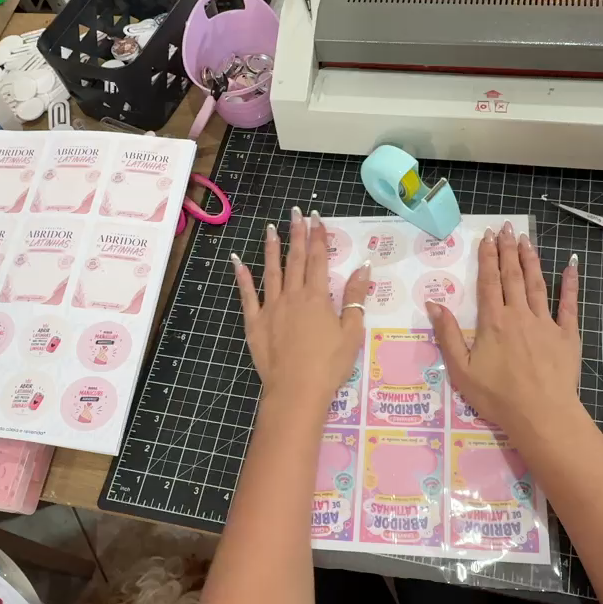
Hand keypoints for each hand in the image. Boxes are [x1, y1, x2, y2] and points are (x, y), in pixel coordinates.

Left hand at [234, 207, 368, 401]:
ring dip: (272, 248)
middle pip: (295, 259)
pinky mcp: (255, 323)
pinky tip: (238, 262)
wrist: (297, 390)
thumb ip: (356, 297)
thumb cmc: (329, 364)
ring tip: (271, 228)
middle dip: (296, 234)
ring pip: (271, 271)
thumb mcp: (351, 331)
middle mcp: (293, 296)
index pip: (318, 259)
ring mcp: (271, 308)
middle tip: (295, 213)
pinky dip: (243, 277)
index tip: (316, 218)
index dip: (318, 237)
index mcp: (317, 297)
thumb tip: (364, 267)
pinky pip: (247, 296)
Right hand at [426, 222, 581, 441]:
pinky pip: (569, 304)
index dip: (487, 257)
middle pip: (512, 276)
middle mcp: (519, 315)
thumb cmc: (497, 396)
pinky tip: (571, 266)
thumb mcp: (461, 370)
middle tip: (506, 227)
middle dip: (507, 250)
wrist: (541, 415)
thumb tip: (433, 303)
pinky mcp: (567, 335)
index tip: (486, 237)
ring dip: (530, 260)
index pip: (489, 282)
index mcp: (493, 322)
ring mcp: (546, 323)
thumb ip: (448, 335)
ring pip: (537, 284)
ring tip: (526, 240)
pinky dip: (570, 284)